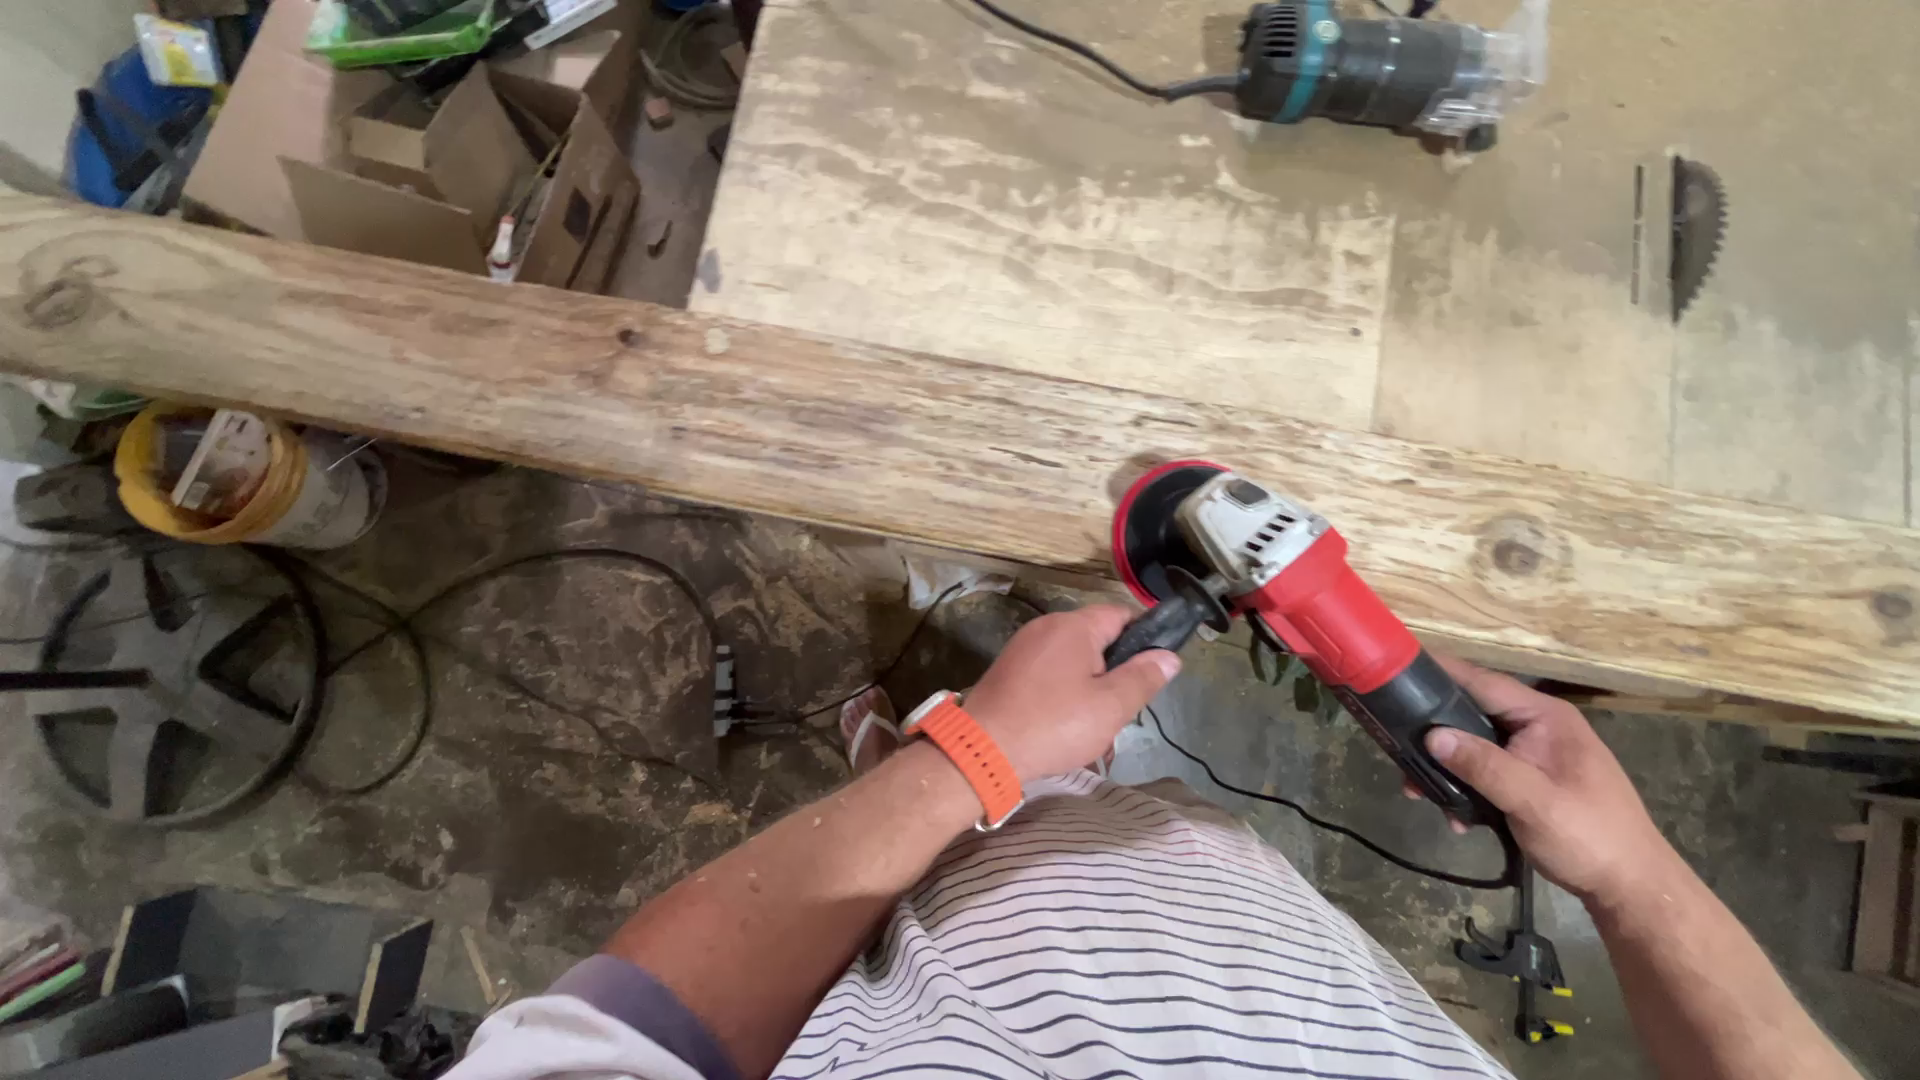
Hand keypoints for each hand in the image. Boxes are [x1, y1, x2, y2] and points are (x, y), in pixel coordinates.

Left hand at [964, 605, 1180, 781]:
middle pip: (1096, 639)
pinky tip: (1065, 726)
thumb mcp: (1110, 706)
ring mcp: (1023, 648)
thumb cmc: (1053, 725)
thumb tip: (1169, 656)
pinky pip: (1049, 673)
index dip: (1144, 638)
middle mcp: (1045, 627)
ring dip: (1090, 688)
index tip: (1153, 671)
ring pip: (1073, 661)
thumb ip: (1143, 677)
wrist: (982, 750)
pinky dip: (1063, 694)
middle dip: (1114, 671)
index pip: (1121, 615)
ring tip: (1095, 726)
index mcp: (1073, 626)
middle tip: (1122, 708)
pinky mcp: (1009, 670)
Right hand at [1420, 655, 1677, 904]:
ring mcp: (1529, 752)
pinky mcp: (1523, 778)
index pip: (1482, 681)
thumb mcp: (1534, 801)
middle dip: (1430, 732)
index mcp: (1544, 717)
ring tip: (1417, 792)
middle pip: (1468, 712)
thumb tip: (1431, 735)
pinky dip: (1460, 787)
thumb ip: (1483, 765)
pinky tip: (1454, 816)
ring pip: (1468, 744)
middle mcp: (1535, 726)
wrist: (1632, 890)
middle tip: (1395, 747)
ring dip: (1441, 767)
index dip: (1437, 672)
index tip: (1391, 668)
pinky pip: (1478, 770)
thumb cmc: (1590, 838)